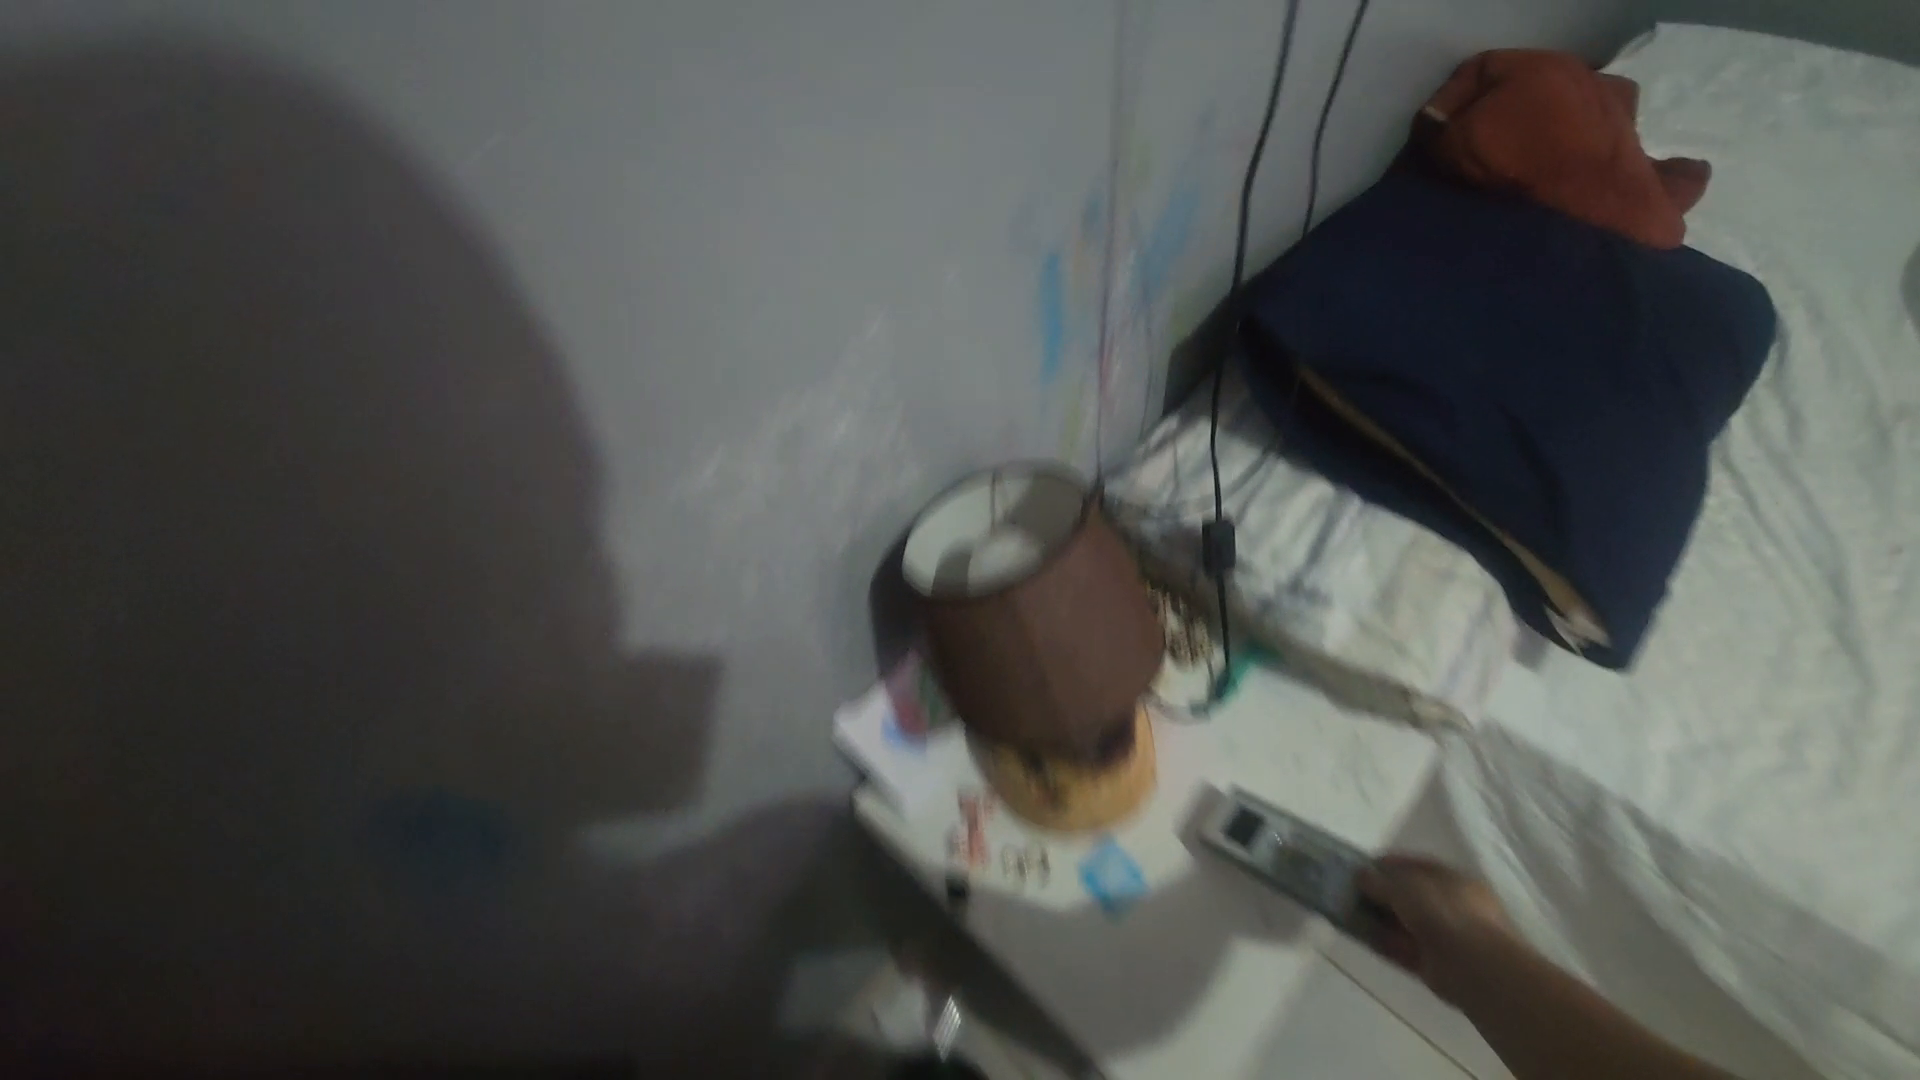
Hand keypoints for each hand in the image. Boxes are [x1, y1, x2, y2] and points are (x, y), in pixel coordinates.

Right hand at [1357, 854, 1515, 1007]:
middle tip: (1349, 892)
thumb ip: (1379, 880)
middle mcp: (1449, 905)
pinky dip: (1381, 942)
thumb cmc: (1445, 913)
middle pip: (1407, 895)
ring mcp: (1443, 936)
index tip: (1359, 867)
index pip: (1413, 865)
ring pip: (1402, 922)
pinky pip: (1401, 947)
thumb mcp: (1405, 886)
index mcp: (1451, 879)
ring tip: (1346, 913)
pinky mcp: (1433, 962)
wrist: (1476, 968)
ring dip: (1377, 919)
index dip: (1385, 865)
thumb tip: (1359, 874)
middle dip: (1379, 894)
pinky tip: (1359, 937)